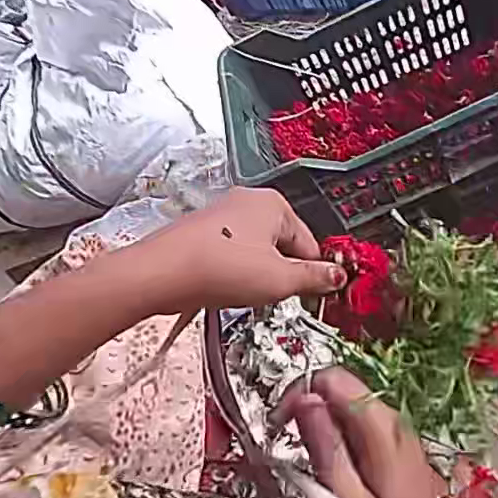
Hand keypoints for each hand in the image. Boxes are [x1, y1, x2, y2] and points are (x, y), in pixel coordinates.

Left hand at [133, 188, 344, 312]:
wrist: (159, 274)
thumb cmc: (224, 269)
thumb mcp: (281, 280)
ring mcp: (223, 214)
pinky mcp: (202, 231)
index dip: (311, 274)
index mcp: (275, 205)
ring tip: (244, 292)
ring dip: (259, 274)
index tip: (308, 296)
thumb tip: (338, 276)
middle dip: (283, 272)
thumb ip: (315, 278)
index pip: (311, 244)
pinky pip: (234, 253)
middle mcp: (250, 201)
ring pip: (258, 250)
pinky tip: (225, 287)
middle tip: (272, 295)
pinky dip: (236, 271)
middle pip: (284, 245)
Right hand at [274, 368, 474, 497]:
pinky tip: (333, 476)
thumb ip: (324, 446)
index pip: (334, 377)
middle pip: (341, 391)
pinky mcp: (397, 450)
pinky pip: (359, 431)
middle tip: (289, 450)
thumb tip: (304, 401)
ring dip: (322, 429)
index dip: (299, 393)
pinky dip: (339, 443)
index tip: (280, 424)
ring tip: (310, 469)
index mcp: (381, 427)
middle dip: (308, 412)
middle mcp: (393, 421)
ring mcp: (398, 435)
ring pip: (348, 412)